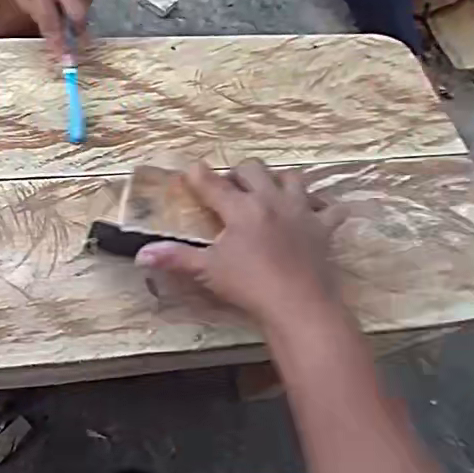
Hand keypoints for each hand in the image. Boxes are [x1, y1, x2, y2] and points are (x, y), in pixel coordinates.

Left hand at [0, 0, 92, 62]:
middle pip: (78, 13)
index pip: (50, 20)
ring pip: (87, 2)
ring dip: (79, 12)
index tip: (66, 59)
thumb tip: (56, 37)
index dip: (59, 42)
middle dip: (79, 30)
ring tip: (66, 5)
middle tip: (77, 39)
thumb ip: (36, 12)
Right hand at [134, 160, 349, 327]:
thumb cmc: (249, 286)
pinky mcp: (324, 228)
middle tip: (232, 186)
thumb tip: (142, 253)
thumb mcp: (208, 271)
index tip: (192, 169)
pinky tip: (318, 211)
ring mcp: (301, 211)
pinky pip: (331, 209)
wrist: (298, 303)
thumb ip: (176, 258)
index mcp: (241, 208)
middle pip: (254, 169)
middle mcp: (271, 200)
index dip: (200, 176)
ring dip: (280, 180)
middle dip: (240, 172)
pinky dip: (325, 207)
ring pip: (293, 178)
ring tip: (271, 191)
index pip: (214, 185)